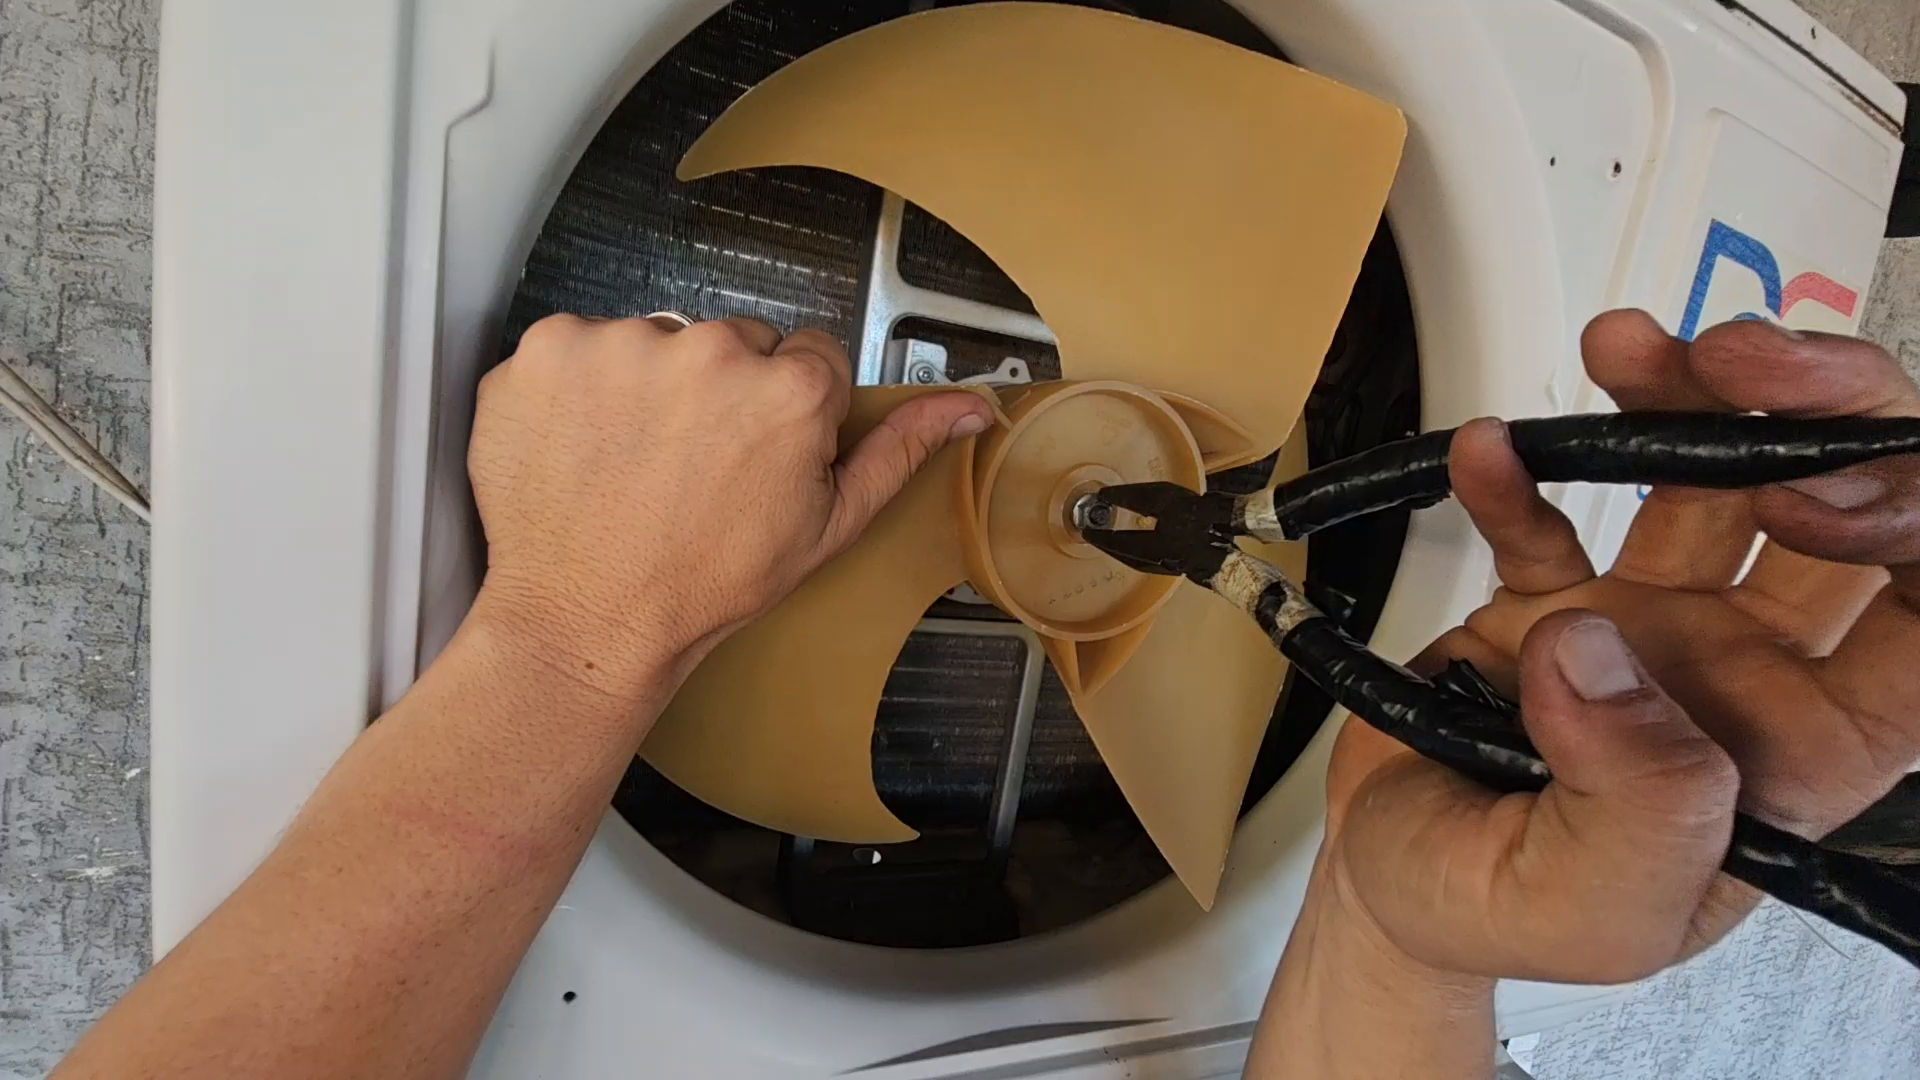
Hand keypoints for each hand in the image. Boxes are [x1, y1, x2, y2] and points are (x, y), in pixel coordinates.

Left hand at [467, 314, 994, 687]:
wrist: (591, 618)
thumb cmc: (711, 580)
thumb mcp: (828, 524)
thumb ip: (899, 451)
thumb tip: (964, 409)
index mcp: (790, 391)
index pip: (811, 357)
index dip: (792, 407)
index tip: (765, 445)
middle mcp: (712, 349)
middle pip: (739, 342)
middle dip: (730, 389)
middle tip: (703, 461)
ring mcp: (624, 342)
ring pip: (667, 341)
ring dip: (661, 384)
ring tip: (646, 459)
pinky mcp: (551, 346)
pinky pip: (592, 344)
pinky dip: (592, 385)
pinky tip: (595, 443)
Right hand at [1315, 312, 1919, 983]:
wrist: (1387, 875)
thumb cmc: (1490, 906)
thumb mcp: (1583, 900)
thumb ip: (1633, 798)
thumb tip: (1592, 643)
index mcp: (1801, 751)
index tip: (1802, 485)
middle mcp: (1739, 672)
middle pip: (1836, 517)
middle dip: (1810, 419)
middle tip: (1733, 358)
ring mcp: (1635, 628)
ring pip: (1702, 493)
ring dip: (1676, 410)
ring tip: (1625, 348)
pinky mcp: (1537, 607)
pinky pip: (1546, 525)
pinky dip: (1519, 480)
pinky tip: (1487, 452)